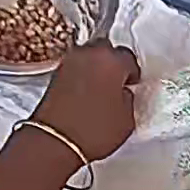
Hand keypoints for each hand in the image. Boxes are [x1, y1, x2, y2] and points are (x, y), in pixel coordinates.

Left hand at [30, 39, 140, 161]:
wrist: (58, 140)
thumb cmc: (92, 130)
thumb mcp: (126, 120)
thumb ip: (129, 99)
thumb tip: (124, 94)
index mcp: (112, 61)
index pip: (128, 57)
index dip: (133, 72)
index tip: (133, 82)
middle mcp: (89, 54)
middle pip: (106, 49)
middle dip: (113, 64)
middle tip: (119, 83)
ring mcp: (70, 61)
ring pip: (89, 56)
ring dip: (97, 68)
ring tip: (103, 91)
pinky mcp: (56, 73)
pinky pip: (76, 68)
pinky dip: (83, 76)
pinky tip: (88, 95)